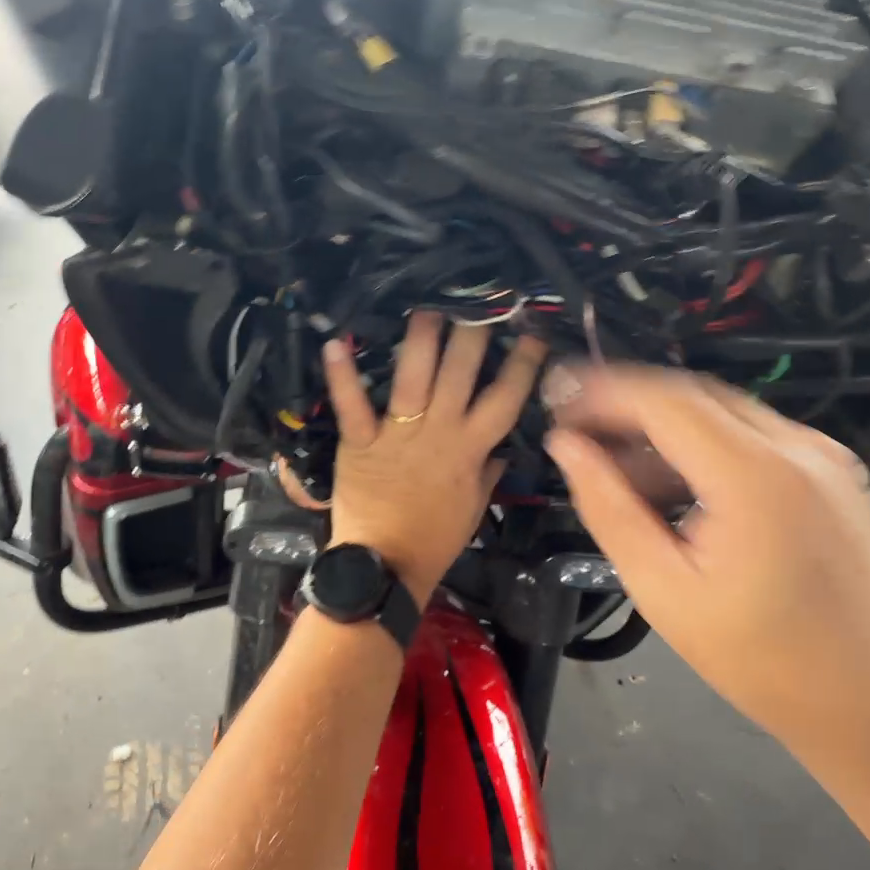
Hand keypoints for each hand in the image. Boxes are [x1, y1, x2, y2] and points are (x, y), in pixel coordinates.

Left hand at [323, 312, 546, 598]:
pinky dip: (341, 376)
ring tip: (427, 308)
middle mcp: (439, 433)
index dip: (523, 364)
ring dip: (420, 341)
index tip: (533, 333)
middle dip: (472, 335)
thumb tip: (502, 447)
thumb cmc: (434, 539)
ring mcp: (398, 435)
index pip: (506, 398)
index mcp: (471, 448)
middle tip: (478, 302)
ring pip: (414, 379)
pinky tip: (335, 344)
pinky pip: (352, 405)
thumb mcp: (475, 506)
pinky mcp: (361, 442)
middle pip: (461, 375)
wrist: (386, 567)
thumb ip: (488, 470)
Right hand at [544, 365, 869, 742]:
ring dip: (663, 425)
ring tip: (616, 465)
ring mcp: (822, 455)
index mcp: (754, 475)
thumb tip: (567, 445)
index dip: (603, 391)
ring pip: (722, 410)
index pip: (664, 398)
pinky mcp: (832, 472)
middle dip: (627, 404)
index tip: (557, 400)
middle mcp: (796, 446)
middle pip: (693, 394)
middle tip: (576, 429)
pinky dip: (703, 444)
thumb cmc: (759, 658)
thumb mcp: (662, 588)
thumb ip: (609, 507)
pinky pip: (753, 435)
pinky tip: (673, 483)